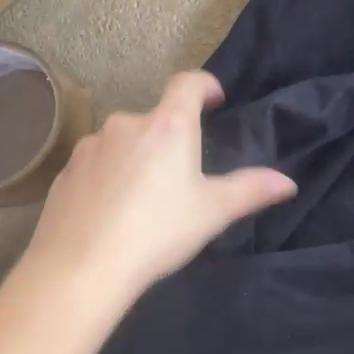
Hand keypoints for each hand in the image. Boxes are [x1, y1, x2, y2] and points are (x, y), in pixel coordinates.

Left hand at [17, 71, 295, 302]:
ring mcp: (90, 147)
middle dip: (171, 136)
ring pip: (123, 142)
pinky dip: (108, 177)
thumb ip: (251, 190)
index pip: (188, 83)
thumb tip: (288, 182)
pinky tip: (112, 212)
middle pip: (156, 118)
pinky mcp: (65, 173)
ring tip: (145, 198)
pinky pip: (96, 165)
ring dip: (137, 156)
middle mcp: (126, 125)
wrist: (78, 269)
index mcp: (168, 126)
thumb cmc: (156, 232)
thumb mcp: (212, 212)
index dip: (205, 85)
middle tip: (182, 174)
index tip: (215, 100)